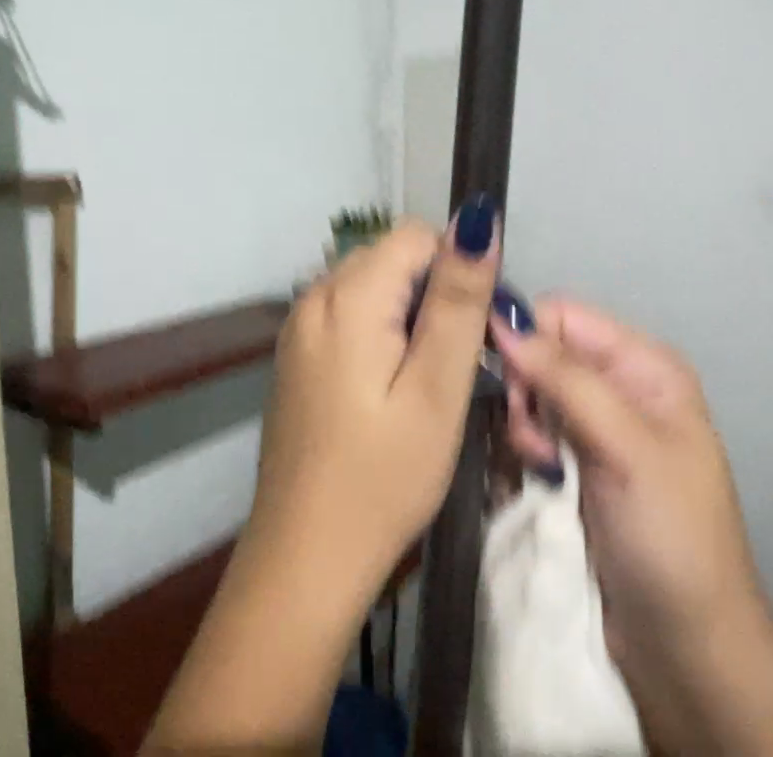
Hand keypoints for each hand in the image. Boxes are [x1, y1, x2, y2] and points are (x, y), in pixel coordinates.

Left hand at [146, 206, 501, 751]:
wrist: (306, 555)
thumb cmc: (382, 478)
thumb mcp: (437, 389)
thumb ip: (457, 300)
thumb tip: (476, 218)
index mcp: (344, 298)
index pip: (417, 236)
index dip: (458, 273)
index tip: (476, 335)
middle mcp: (311, 300)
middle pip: (391, 260)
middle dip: (434, 295)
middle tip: (457, 369)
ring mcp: (298, 332)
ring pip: (372, 291)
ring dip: (410, 321)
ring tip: (427, 388)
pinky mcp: (296, 362)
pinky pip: (348, 322)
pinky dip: (381, 340)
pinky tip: (391, 397)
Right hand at [494, 298, 763, 672]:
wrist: (683, 636)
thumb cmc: (667, 533)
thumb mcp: (626, 447)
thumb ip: (567, 380)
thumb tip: (503, 322)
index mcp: (645, 366)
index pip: (563, 317)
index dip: (527, 338)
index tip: (510, 384)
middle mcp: (619, 386)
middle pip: (542, 354)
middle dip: (526, 389)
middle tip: (533, 439)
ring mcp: (596, 428)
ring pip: (531, 394)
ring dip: (523, 425)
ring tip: (539, 466)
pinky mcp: (576, 465)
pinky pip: (533, 432)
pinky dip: (526, 449)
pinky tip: (537, 477)